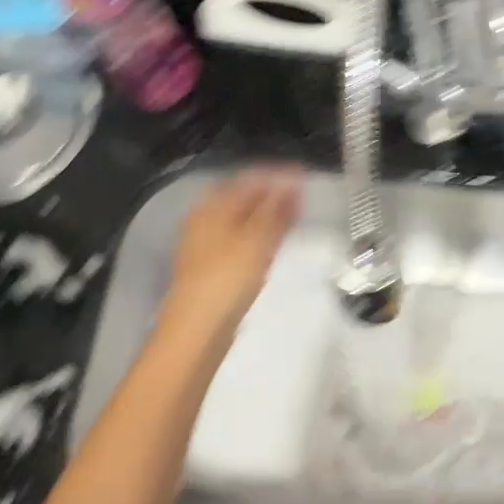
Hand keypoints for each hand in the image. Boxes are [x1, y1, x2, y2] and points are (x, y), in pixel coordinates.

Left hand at [165, 166, 301, 331]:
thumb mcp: (257, 239)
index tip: (305, 177)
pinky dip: (256, 238)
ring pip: (239, 221)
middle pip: (241, 198)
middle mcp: (204, 219)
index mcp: (212, 205)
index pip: (248, 178)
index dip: (277, 175)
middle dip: (270, 195)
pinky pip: (237, 242)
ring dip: (264, 217)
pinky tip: (269, 248)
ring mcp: (204, 245)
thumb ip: (276, 210)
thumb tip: (292, 182)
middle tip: (301, 199)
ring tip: (292, 221)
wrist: (198, 328)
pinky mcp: (210, 269)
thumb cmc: (227, 278)